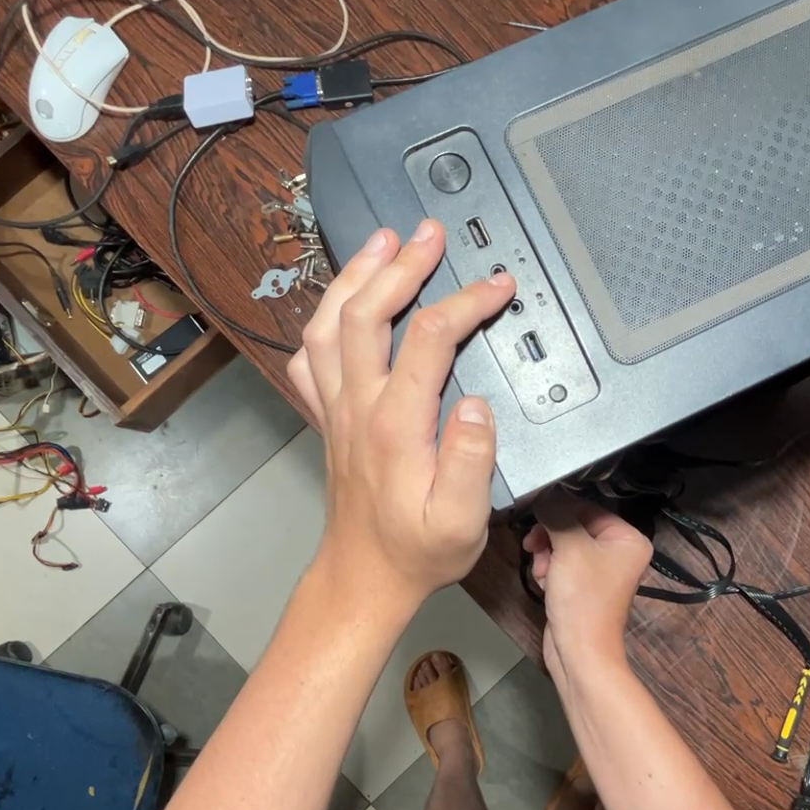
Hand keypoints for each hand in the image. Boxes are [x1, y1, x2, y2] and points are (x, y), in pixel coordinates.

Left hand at [288, 220, 516, 605]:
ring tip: (380, 242)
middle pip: (367, 313)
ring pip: (329, 324)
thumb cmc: (415, 551)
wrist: (365, 575)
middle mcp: (360, 407)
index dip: (466, 301)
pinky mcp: (329, 418)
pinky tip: (339, 304)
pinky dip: (322, 319)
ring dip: (354, 276)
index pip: (428, 338)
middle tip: (429, 233)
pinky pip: (311, 357)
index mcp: (397, 425)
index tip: (498, 286)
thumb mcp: (462, 521)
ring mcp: (337, 409)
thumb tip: (476, 405)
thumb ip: (471, 461)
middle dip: (401, 264)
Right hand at [522, 492, 653, 682]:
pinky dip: (550, 570)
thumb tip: (544, 495)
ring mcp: (601, 571)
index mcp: (628, 538)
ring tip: (542, 572)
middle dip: (551, 537)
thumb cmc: (582, 598)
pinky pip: (562, 565)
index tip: (535, 518)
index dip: (559, 511)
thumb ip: (557, 515)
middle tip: (534, 547)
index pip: (588, 507)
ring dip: (546, 554)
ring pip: (564, 545)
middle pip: (574, 526)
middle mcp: (619, 551)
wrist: (579, 651)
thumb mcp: (570, 548)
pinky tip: (544, 582)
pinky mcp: (584, 586)